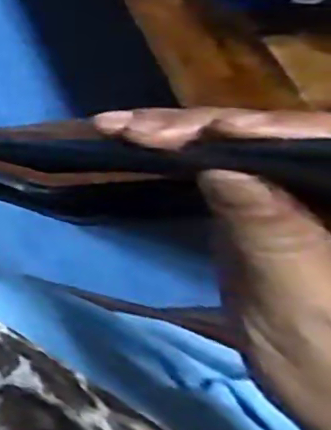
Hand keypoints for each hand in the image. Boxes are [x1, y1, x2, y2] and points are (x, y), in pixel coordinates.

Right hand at [95, 107, 330, 429]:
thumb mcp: (298, 302)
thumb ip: (272, 233)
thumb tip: (225, 167)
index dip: (279, 131)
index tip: (213, 131)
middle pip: (289, 137)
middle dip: (210, 127)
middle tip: (136, 130)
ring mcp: (314, 197)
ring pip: (250, 143)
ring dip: (183, 131)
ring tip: (119, 128)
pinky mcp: (276, 203)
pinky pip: (228, 159)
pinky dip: (178, 146)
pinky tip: (131, 137)